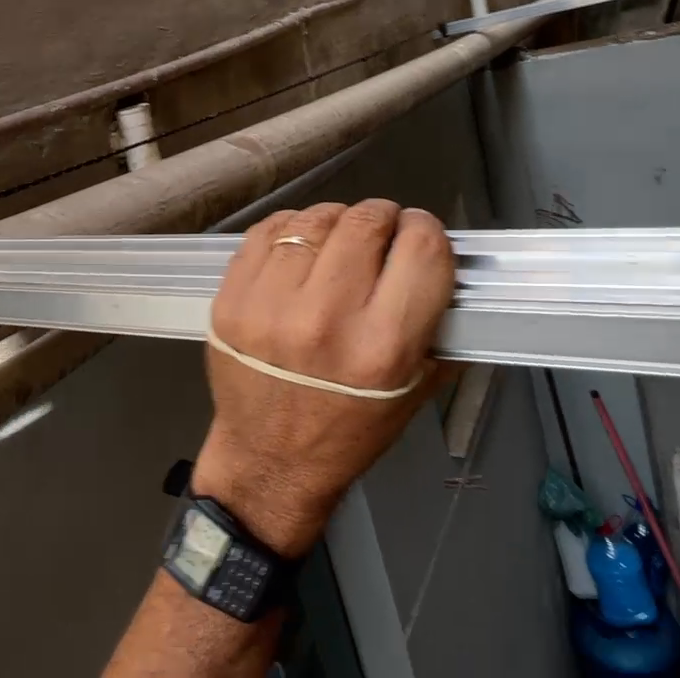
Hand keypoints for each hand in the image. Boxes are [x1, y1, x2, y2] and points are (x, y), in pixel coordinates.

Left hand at [188, 200, 456, 557]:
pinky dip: (292, 230)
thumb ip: (439, 321)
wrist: (270, 460)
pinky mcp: (231, 297)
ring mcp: (269, 305)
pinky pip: (269, 230)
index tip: (419, 236)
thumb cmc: (350, 428)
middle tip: (380, 236)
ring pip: (315, 218)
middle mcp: (324, 319)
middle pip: (365, 221)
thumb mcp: (416, 388)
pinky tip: (300, 250)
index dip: (426, 231)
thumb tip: (447, 259)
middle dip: (382, 220)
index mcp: (382, 347)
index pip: (421, 248)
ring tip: (338, 242)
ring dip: (335, 221)